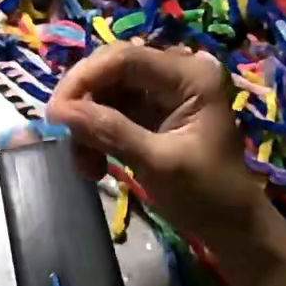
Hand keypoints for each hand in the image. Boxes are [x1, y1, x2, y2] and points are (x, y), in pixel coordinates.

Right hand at [46, 44, 267, 244]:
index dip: (84, 79)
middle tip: (61, 138)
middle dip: (82, 103)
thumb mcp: (158, 163)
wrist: (232, 227)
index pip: (125, 58)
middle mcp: (176, 73)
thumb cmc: (207, 194)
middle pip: (110, 70)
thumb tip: (58, 112)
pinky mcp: (149, 113)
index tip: (54, 114)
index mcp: (191, 75)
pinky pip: (108, 112)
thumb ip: (110, 132)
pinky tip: (94, 166)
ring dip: (86, 127)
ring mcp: (161, 93)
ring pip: (104, 92)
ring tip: (86, 168)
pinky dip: (94, 137)